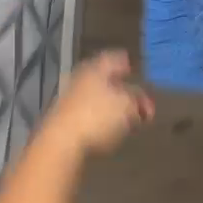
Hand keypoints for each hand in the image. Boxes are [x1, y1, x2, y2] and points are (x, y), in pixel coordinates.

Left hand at [40, 51, 154, 158]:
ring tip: (125, 123)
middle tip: (137, 105)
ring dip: (111, 108)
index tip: (142, 80)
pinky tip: (106, 133)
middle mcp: (83, 77)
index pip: (119, 58)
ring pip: (97, 98)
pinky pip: (86, 114)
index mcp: (98, 66)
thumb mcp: (129, 106)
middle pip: (107, 79)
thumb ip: (140, 101)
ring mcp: (70, 98)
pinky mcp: (62, 120)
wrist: (58, 144)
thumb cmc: (98, 116)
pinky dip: (98, 120)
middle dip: (123, 91)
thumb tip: (143, 103)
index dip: (132, 68)